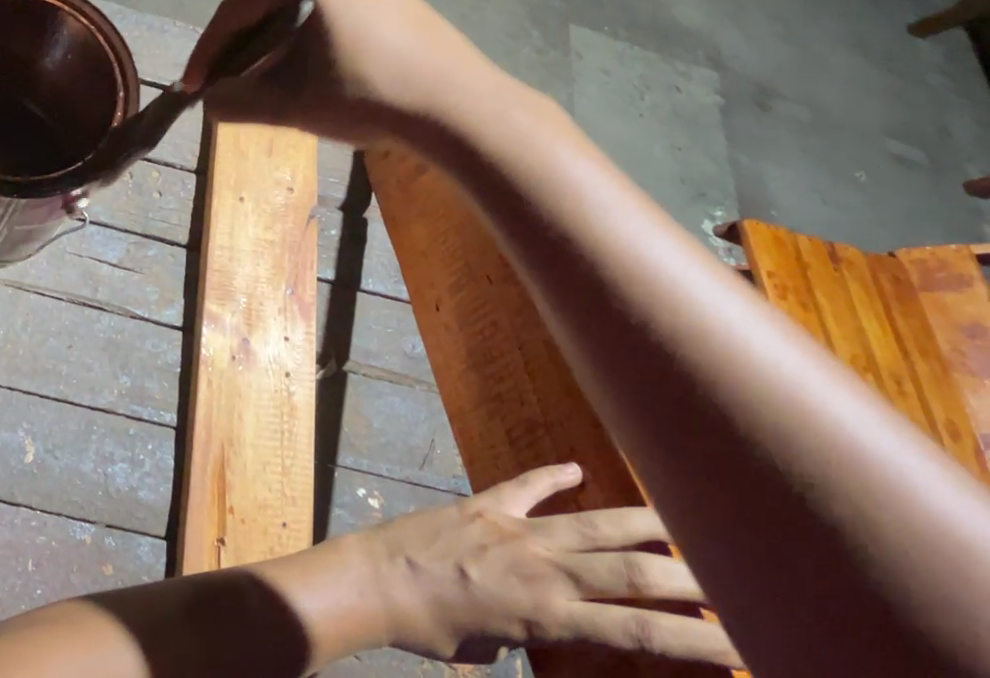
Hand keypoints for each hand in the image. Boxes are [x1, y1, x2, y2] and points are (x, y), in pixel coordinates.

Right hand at [181, 0, 502, 142]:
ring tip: (263, 86)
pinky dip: (313, 48)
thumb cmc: (367, 96)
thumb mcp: (290, 103)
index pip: (239, 10)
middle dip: (241, 49)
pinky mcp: (402, 3)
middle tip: (223, 83)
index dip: (207, 51)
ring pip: (306, 16)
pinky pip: (338, 20)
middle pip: (272, 8)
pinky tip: (313, 78)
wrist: (461, 110)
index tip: (191, 86)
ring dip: (276, 50)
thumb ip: (237, 101)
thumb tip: (209, 101)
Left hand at [358, 463, 741, 667]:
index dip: (696, 642)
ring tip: (689, 522)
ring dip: (643, 523)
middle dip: (690, 579)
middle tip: (738, 582)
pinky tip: (577, 468)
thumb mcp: (493, 649)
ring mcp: (513, 529)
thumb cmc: (429, 629)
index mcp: (547, 616)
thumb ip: (533, 632)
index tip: (744, 647)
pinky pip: (526, 486)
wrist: (373, 581)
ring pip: (594, 523)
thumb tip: (546, 622)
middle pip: (632, 571)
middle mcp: (541, 568)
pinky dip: (552, 477)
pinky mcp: (483, 505)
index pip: (639, 632)